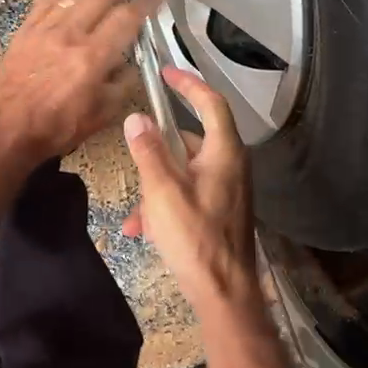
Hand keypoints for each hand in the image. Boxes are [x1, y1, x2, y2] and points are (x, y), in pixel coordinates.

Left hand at [0, 0, 157, 160]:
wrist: (9, 128)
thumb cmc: (58, 126)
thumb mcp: (102, 114)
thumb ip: (122, 84)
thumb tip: (131, 62)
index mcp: (92, 58)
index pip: (126, 19)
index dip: (145, 4)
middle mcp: (70, 35)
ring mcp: (46, 27)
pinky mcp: (28, 27)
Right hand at [121, 67, 257, 311]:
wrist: (225, 294)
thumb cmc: (195, 237)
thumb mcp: (163, 191)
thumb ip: (149, 152)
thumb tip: (137, 118)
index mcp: (224, 153)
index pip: (212, 103)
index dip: (189, 84)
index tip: (166, 73)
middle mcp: (231, 166)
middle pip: (192, 141)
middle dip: (158, 152)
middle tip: (135, 157)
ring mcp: (228, 191)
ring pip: (185, 172)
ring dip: (156, 187)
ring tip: (137, 215)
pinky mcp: (222, 212)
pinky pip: (189, 195)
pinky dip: (167, 205)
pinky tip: (144, 231)